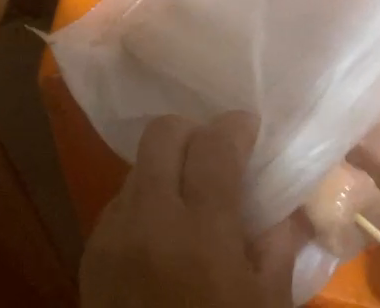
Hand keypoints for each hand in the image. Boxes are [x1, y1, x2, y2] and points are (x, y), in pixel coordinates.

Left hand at [81, 112, 306, 307]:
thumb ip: (278, 248)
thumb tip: (289, 205)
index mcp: (202, 235)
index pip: (213, 147)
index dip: (234, 127)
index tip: (248, 126)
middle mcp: (150, 220)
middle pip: (162, 134)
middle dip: (192, 132)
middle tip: (216, 153)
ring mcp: (113, 234)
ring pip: (138, 168)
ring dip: (166, 170)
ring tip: (189, 200)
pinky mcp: (90, 253)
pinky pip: (119, 204)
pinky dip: (144, 204)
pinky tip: (162, 236)